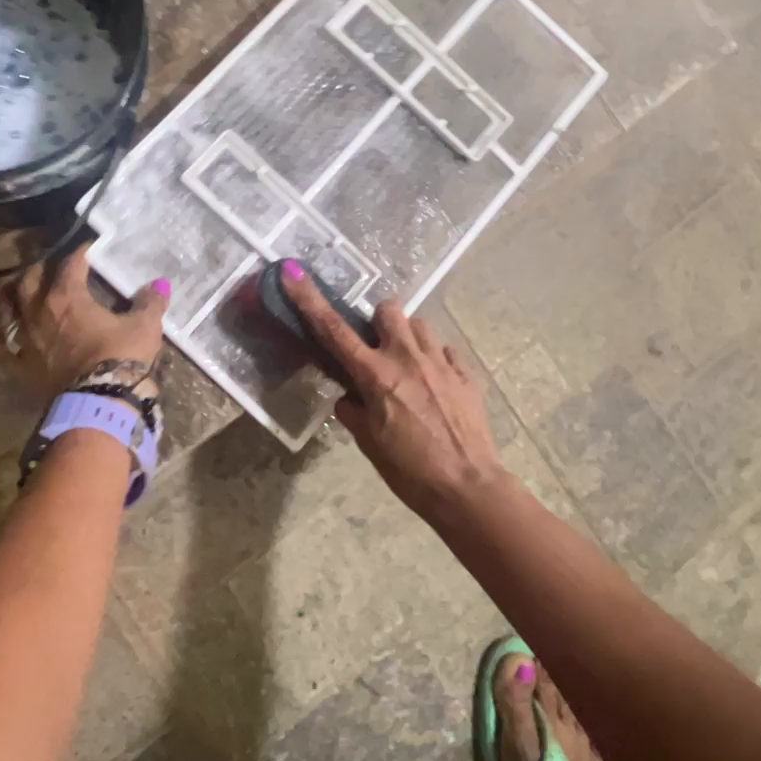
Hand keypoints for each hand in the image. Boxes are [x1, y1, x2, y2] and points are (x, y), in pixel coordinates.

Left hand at [0, 243, 169, 395]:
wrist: (100, 402)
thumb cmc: (122, 358)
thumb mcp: (144, 327)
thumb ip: (150, 303)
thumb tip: (160, 284)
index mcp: (68, 296)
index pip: (72, 264)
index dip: (80, 252)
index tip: (89, 247)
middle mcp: (40, 310)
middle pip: (32, 279)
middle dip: (40, 268)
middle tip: (50, 266)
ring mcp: (26, 338)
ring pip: (7, 307)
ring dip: (7, 294)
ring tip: (10, 286)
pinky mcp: (20, 364)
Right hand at [281, 260, 505, 514]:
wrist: (467, 488)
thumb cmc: (409, 471)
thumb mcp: (368, 443)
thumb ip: (353, 411)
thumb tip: (350, 397)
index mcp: (375, 374)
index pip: (333, 329)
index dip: (309, 299)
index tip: (293, 273)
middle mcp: (406, 357)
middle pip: (388, 308)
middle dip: (379, 320)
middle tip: (377, 347)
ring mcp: (440, 362)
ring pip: (419, 325)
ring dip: (408, 338)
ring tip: (409, 368)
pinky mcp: (466, 374)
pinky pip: (446, 350)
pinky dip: (435, 361)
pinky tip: (436, 386)